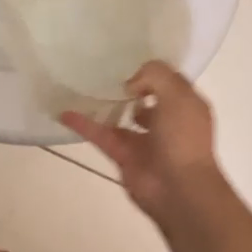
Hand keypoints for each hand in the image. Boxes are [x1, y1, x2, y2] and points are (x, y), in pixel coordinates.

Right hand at [61, 61, 221, 221]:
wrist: (178, 188)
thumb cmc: (184, 138)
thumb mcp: (178, 95)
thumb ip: (154, 76)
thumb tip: (130, 85)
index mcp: (186, 107)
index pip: (170, 83)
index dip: (153, 73)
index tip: (131, 64)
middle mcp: (166, 122)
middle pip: (145, 100)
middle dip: (129, 89)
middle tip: (106, 75)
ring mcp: (144, 141)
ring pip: (120, 118)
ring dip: (104, 107)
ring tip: (83, 90)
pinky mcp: (123, 156)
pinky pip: (100, 135)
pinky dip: (83, 125)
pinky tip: (65, 113)